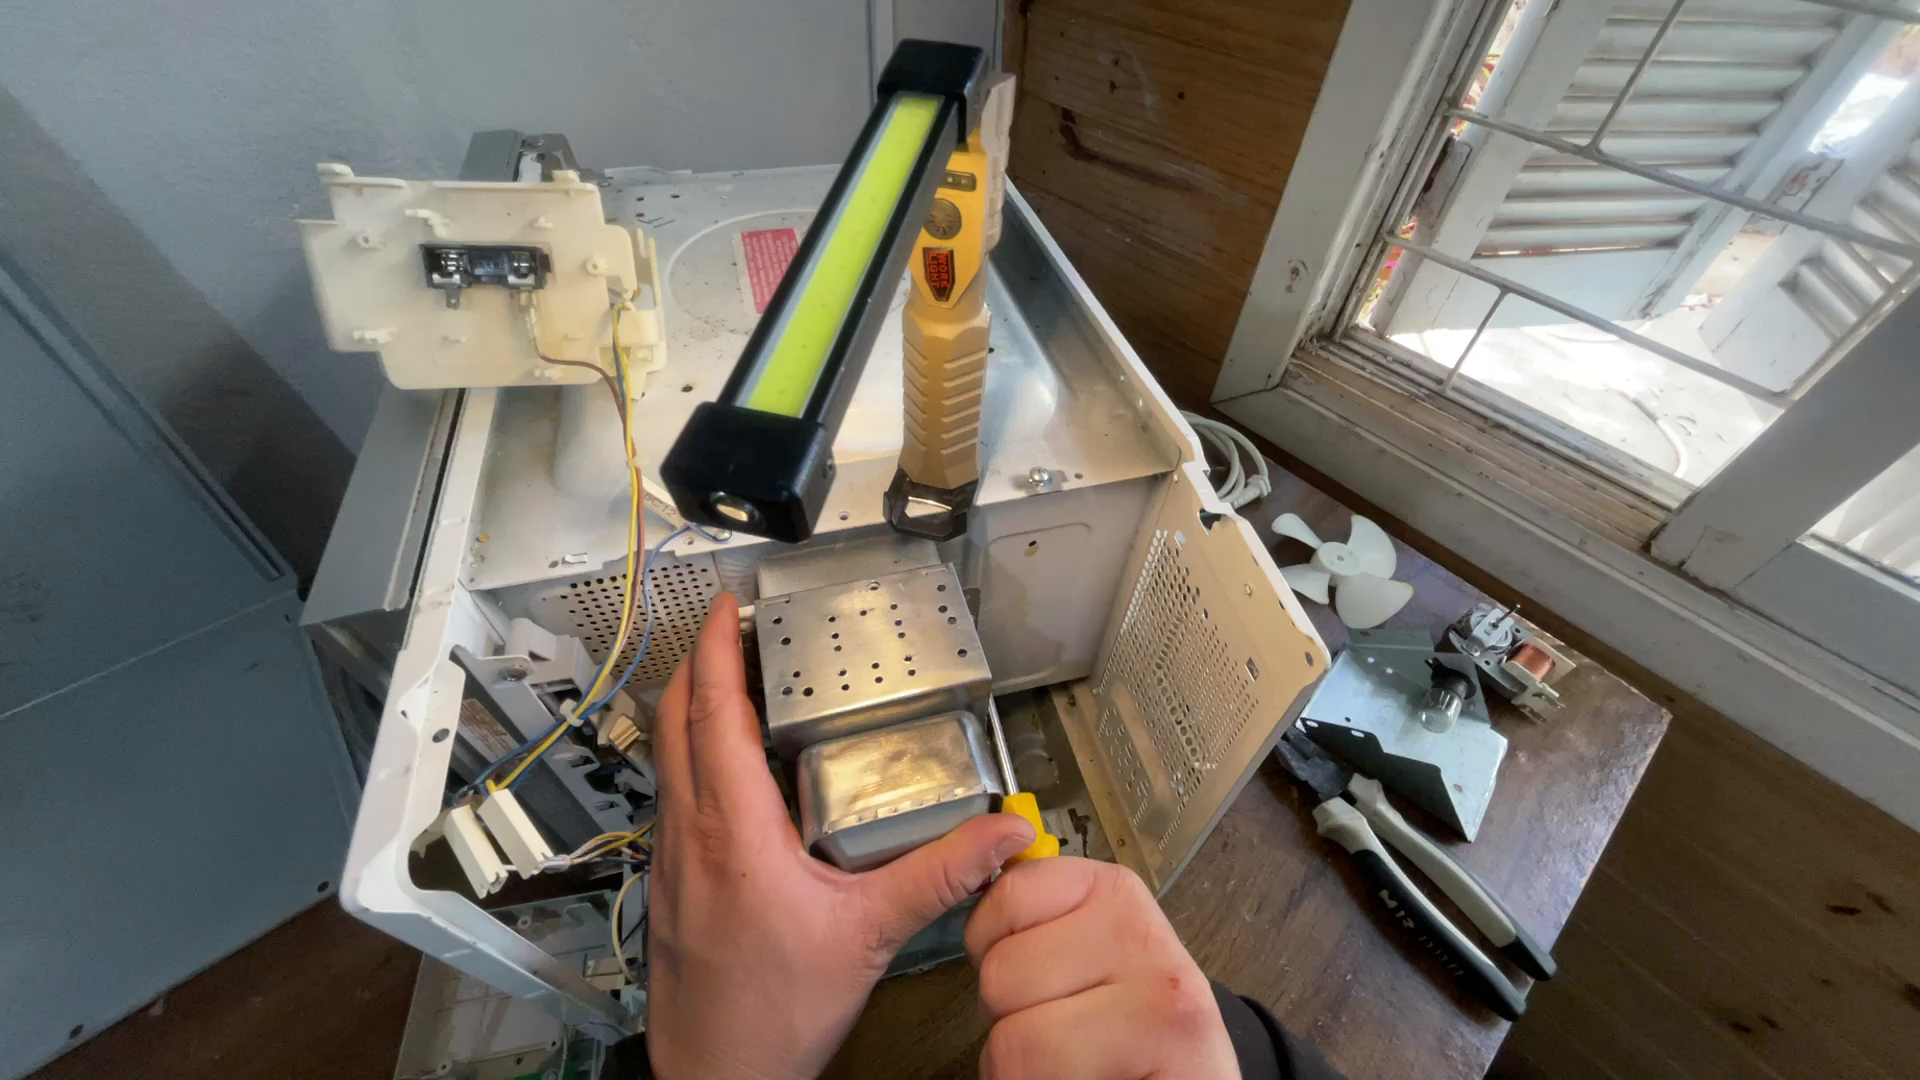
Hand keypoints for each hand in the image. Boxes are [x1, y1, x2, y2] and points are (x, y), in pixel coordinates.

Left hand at [645, 593, 1037, 1079]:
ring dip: (689, 703)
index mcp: (735, 830)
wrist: (714, 1079)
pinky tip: (727, 759)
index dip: (716, 652)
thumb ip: (939, 876)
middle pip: (676, 721)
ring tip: (727, 673)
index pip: (713, 717)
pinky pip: (673, 789)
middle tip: (728, 626)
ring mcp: (673, 854)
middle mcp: (692, 831)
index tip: (724, 608)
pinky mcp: (673, 875)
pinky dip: (691, 747)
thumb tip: (1000, 837)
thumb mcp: (870, 934)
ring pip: (666, 754)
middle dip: (697, 662)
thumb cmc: (776, 1013)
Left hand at [966, 857, 1237, 1078]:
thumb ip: (1033, 906)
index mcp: (1112, 889)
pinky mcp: (1170, 1063)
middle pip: (1001, 973)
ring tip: (1066, 1062)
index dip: (989, 945)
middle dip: (1004, 1015)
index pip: (1008, 896)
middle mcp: (1141, 932)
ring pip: (1014, 1042)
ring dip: (1017, 1067)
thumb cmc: (1124, 1017)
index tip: (1023, 969)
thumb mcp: (1081, 943)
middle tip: (1054, 1028)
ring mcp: (1162, 1002)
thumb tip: (989, 838)